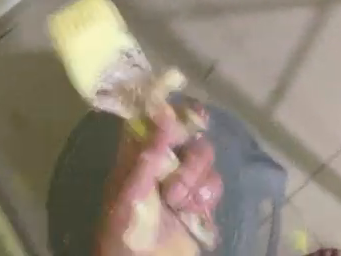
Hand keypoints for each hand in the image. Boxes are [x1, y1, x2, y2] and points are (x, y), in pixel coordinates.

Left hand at [97, 107, 221, 255]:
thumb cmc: (126, 231)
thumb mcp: (130, 193)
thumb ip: (147, 155)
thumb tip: (163, 111)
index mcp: (140, 150)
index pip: (160, 114)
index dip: (179, 109)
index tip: (196, 115)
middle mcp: (164, 158)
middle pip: (192, 135)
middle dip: (190, 162)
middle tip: (174, 187)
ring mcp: (183, 178)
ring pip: (205, 159)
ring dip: (196, 183)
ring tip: (180, 206)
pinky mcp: (199, 199)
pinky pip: (214, 184)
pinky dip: (206, 200)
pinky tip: (193, 215)